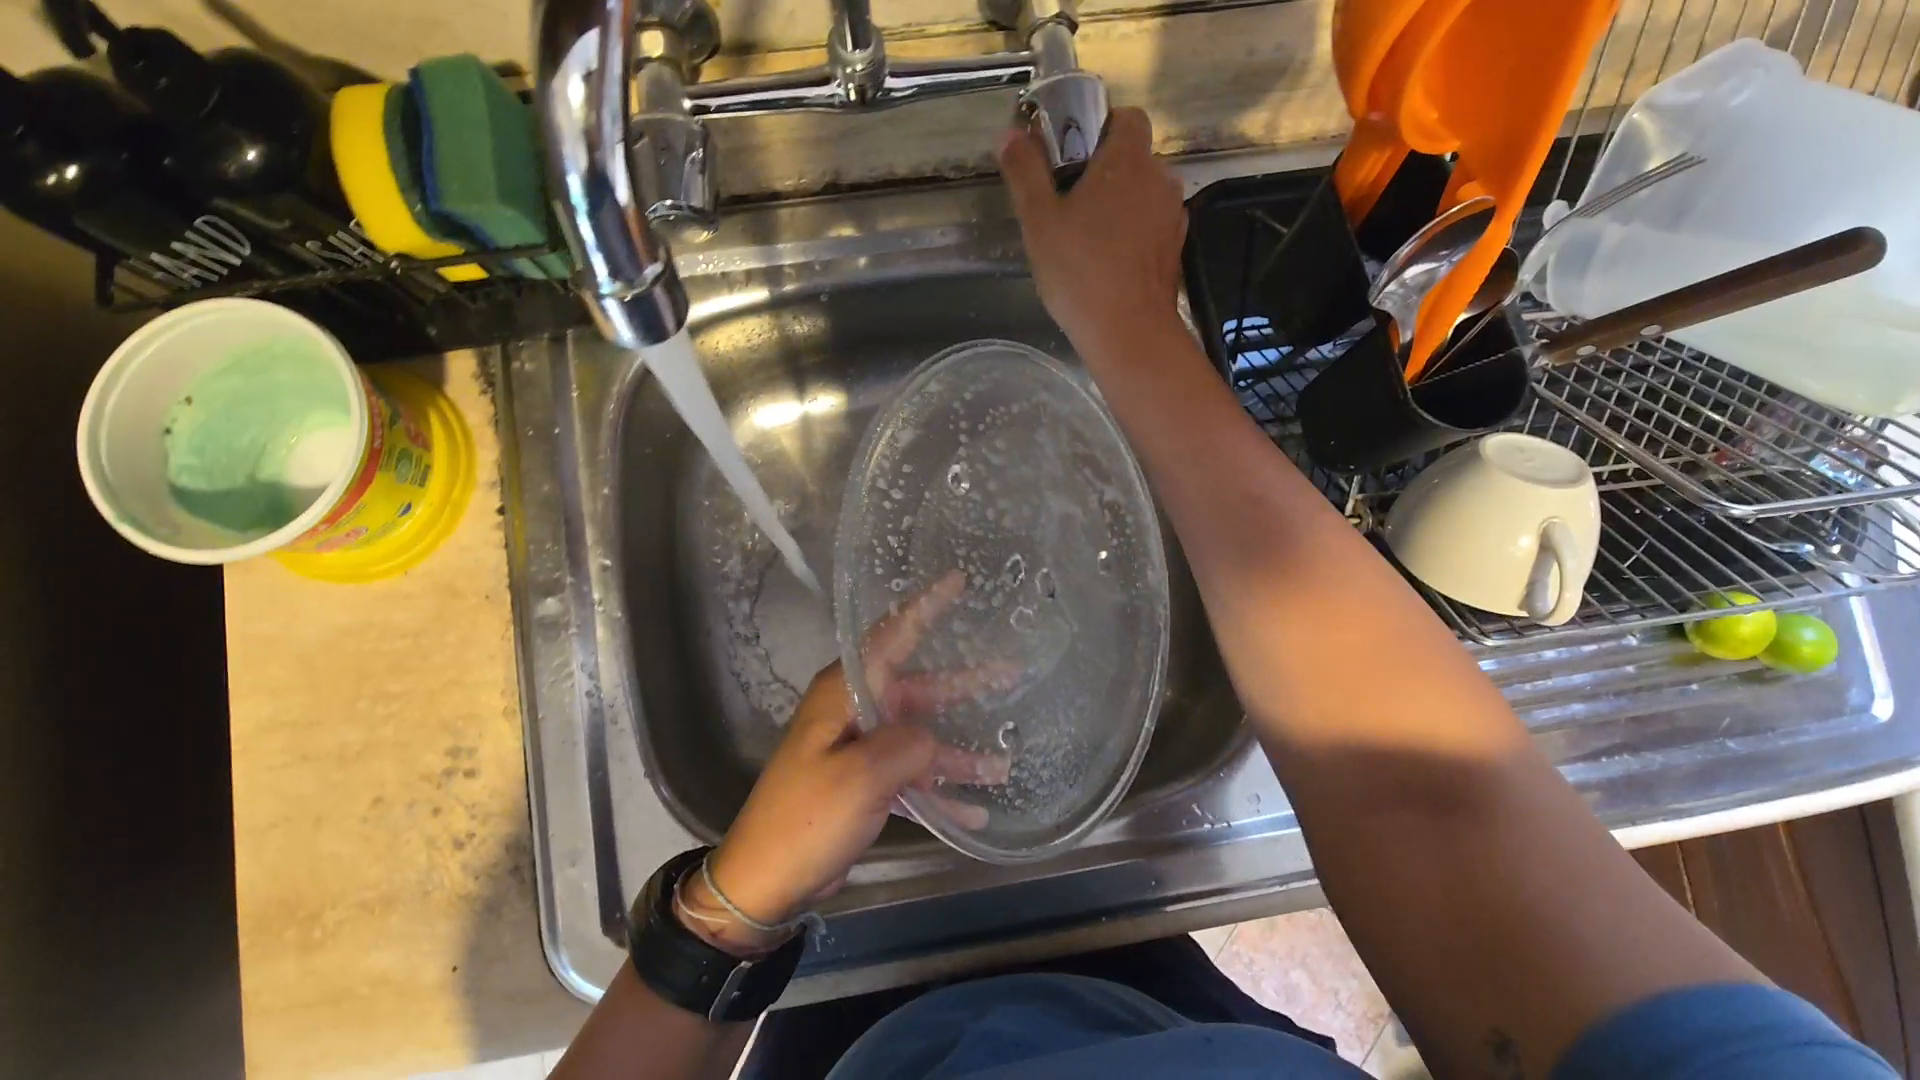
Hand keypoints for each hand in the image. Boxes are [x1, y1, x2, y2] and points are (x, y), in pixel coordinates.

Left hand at [693, 575, 1008, 953]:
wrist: (766, 880)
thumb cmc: (808, 817)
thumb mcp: (863, 775)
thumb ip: (909, 745)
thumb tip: (930, 740)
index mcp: (844, 692)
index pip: (890, 635)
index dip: (925, 607)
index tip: (957, 581)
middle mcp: (854, 711)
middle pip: (919, 687)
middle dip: (965, 683)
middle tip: (1013, 670)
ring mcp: (859, 750)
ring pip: (921, 738)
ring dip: (959, 752)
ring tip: (1006, 762)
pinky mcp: (864, 785)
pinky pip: (911, 778)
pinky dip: (938, 793)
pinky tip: (974, 812)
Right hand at [997, 107, 1188, 358]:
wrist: (1128, 332)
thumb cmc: (1079, 271)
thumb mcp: (1039, 220)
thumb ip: (1025, 173)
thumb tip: (1010, 134)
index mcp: (1128, 160)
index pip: (1128, 116)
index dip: (1102, 126)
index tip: (1073, 153)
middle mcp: (1159, 179)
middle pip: (1134, 157)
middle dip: (1106, 170)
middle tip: (1069, 201)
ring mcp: (1173, 215)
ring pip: (1144, 193)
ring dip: (1120, 203)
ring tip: (1088, 235)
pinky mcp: (1175, 248)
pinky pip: (1152, 224)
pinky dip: (1133, 231)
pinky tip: (1108, 260)